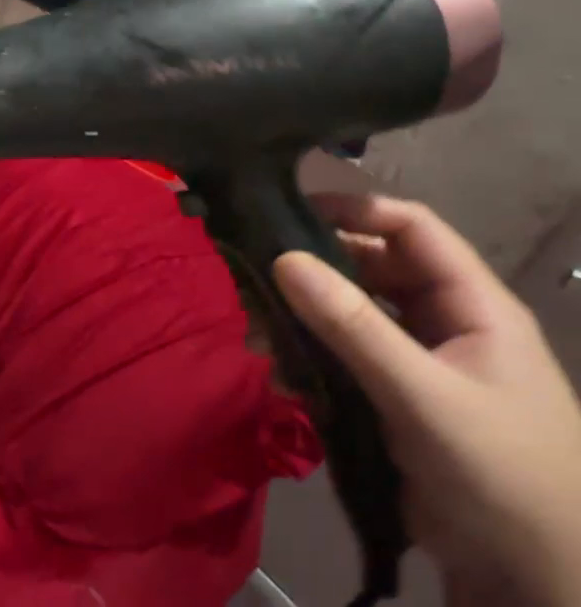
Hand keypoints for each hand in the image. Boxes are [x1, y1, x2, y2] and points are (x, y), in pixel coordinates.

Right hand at [274, 195, 580, 605]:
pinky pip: (336, 352)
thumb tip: (280, 258)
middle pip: (367, 265)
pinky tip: (278, 375)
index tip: (280, 213)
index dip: (352, 209)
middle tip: (248, 280)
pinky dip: (302, 354)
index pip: (412, 228)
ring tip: (258, 338)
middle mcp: (444, 321)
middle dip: (306, 268)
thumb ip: (352, 325)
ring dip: (295, 317)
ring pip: (344, 309)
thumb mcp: (421, 395)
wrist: (532, 571)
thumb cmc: (498, 470)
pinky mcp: (390, 391)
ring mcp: (417, 358)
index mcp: (474, 308)